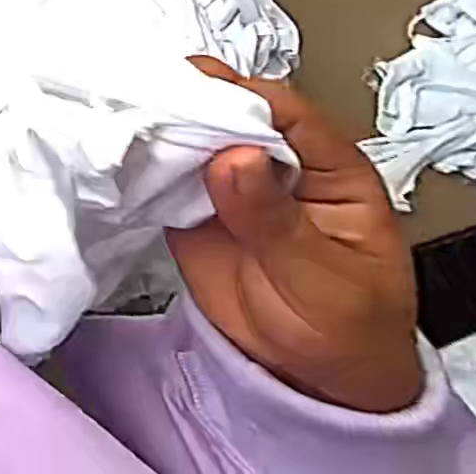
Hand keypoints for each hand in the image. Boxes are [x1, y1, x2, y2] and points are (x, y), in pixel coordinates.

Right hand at [169, 57, 421, 412]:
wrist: (306, 381)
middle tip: (158, 97)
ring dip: (165, 124)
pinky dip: (146, 159)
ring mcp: (231, 178)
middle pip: (234, 111)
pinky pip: (167, 168)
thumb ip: (278, 220)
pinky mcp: (193, 199)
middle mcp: (276, 161)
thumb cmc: (348, 330)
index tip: (204, 94)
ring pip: (196, 132)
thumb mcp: (324, 280)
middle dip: (196, 100)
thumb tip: (240, 158)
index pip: (287, 112)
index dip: (245, 97)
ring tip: (134, 117)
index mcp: (327, 167)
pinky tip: (127, 152)